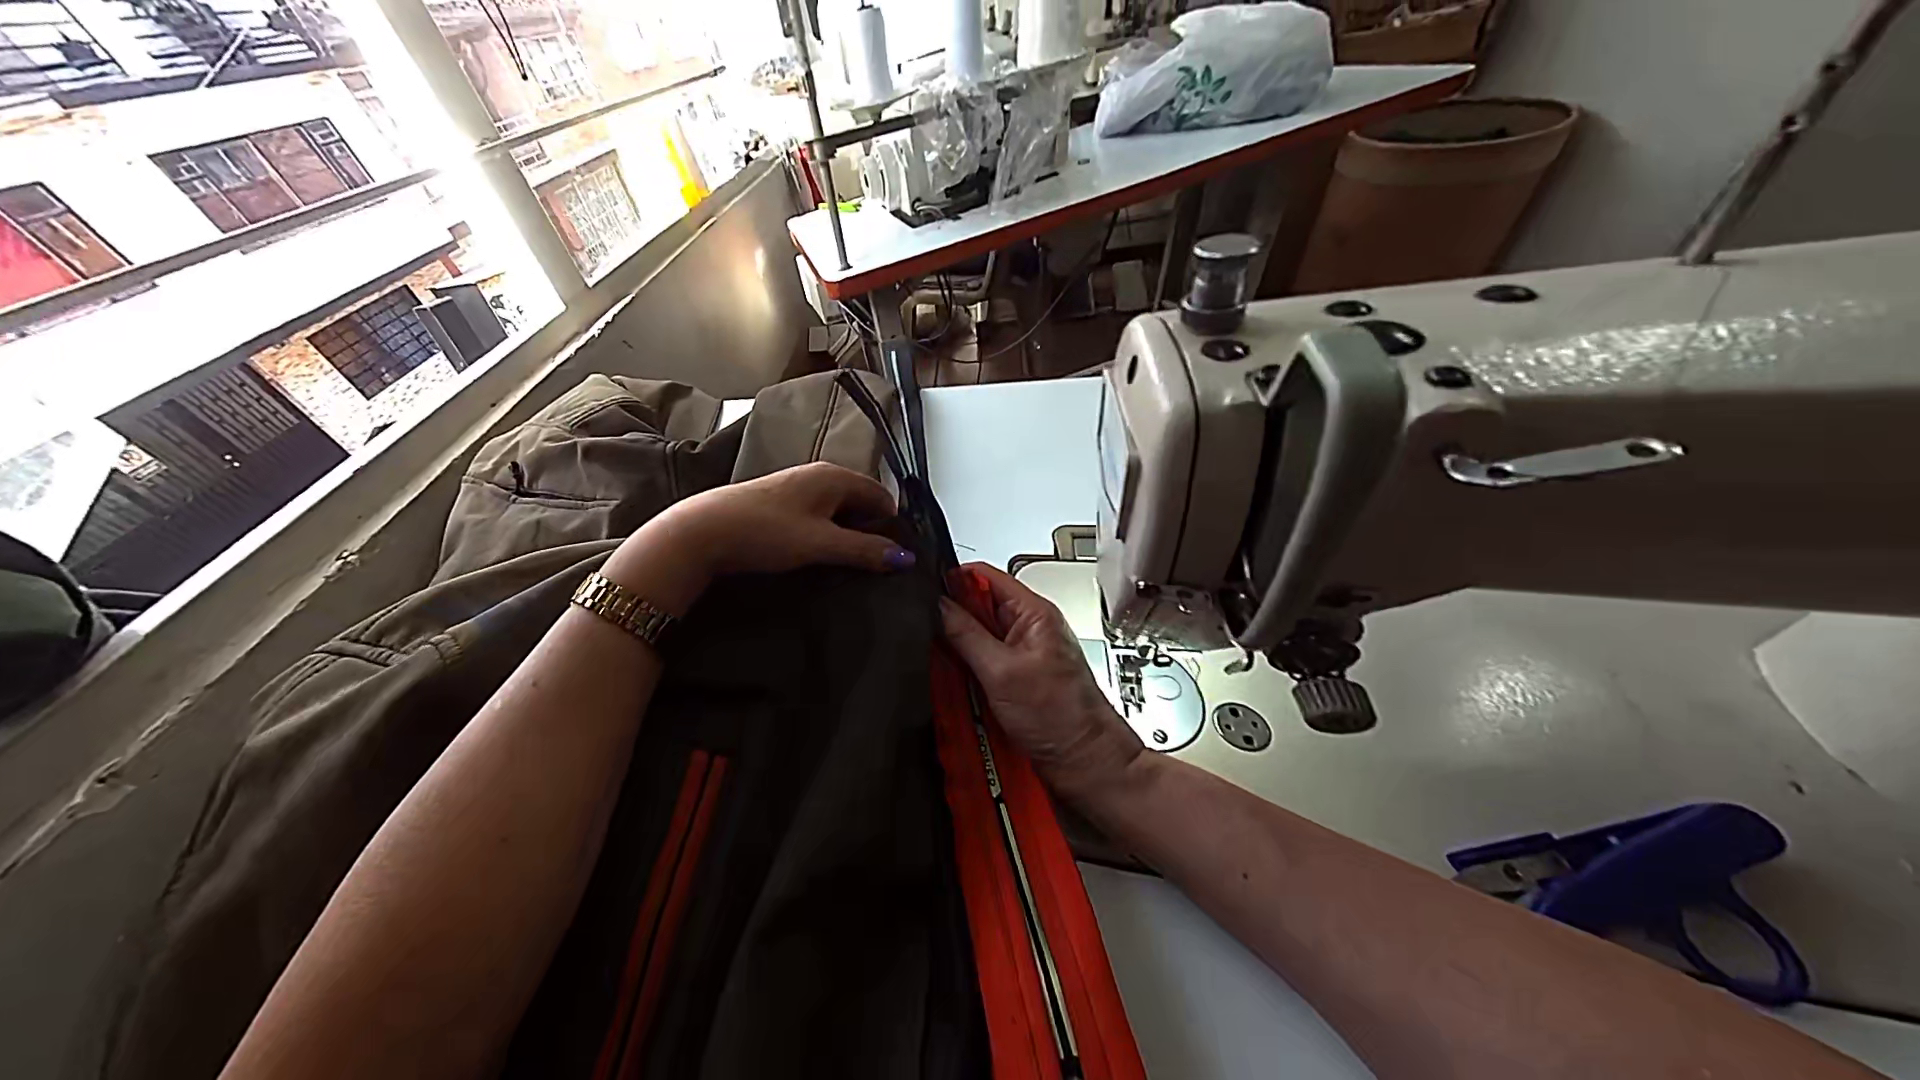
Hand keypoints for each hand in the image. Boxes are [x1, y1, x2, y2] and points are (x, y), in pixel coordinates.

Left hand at [604, 462, 911, 612]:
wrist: (701, 533)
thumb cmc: (764, 532)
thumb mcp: (821, 544)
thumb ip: (865, 550)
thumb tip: (905, 557)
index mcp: (834, 476)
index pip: (881, 495)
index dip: (892, 525)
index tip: (896, 556)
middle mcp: (818, 475)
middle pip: (861, 502)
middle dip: (871, 530)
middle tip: (874, 564)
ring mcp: (797, 488)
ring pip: (838, 511)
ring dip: (847, 535)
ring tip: (847, 564)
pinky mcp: (779, 504)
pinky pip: (818, 517)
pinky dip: (826, 534)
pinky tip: (818, 555)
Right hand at [937, 563, 1144, 801]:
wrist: (1084, 762)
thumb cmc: (1063, 718)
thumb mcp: (1001, 672)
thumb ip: (965, 634)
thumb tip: (938, 606)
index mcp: (1034, 612)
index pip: (986, 575)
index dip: (954, 579)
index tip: (927, 593)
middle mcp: (1028, 627)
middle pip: (978, 605)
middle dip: (952, 617)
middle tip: (933, 636)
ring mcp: (1021, 651)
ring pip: (977, 634)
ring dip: (958, 646)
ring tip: (948, 664)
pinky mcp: (1014, 675)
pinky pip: (981, 660)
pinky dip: (966, 668)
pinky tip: (957, 681)